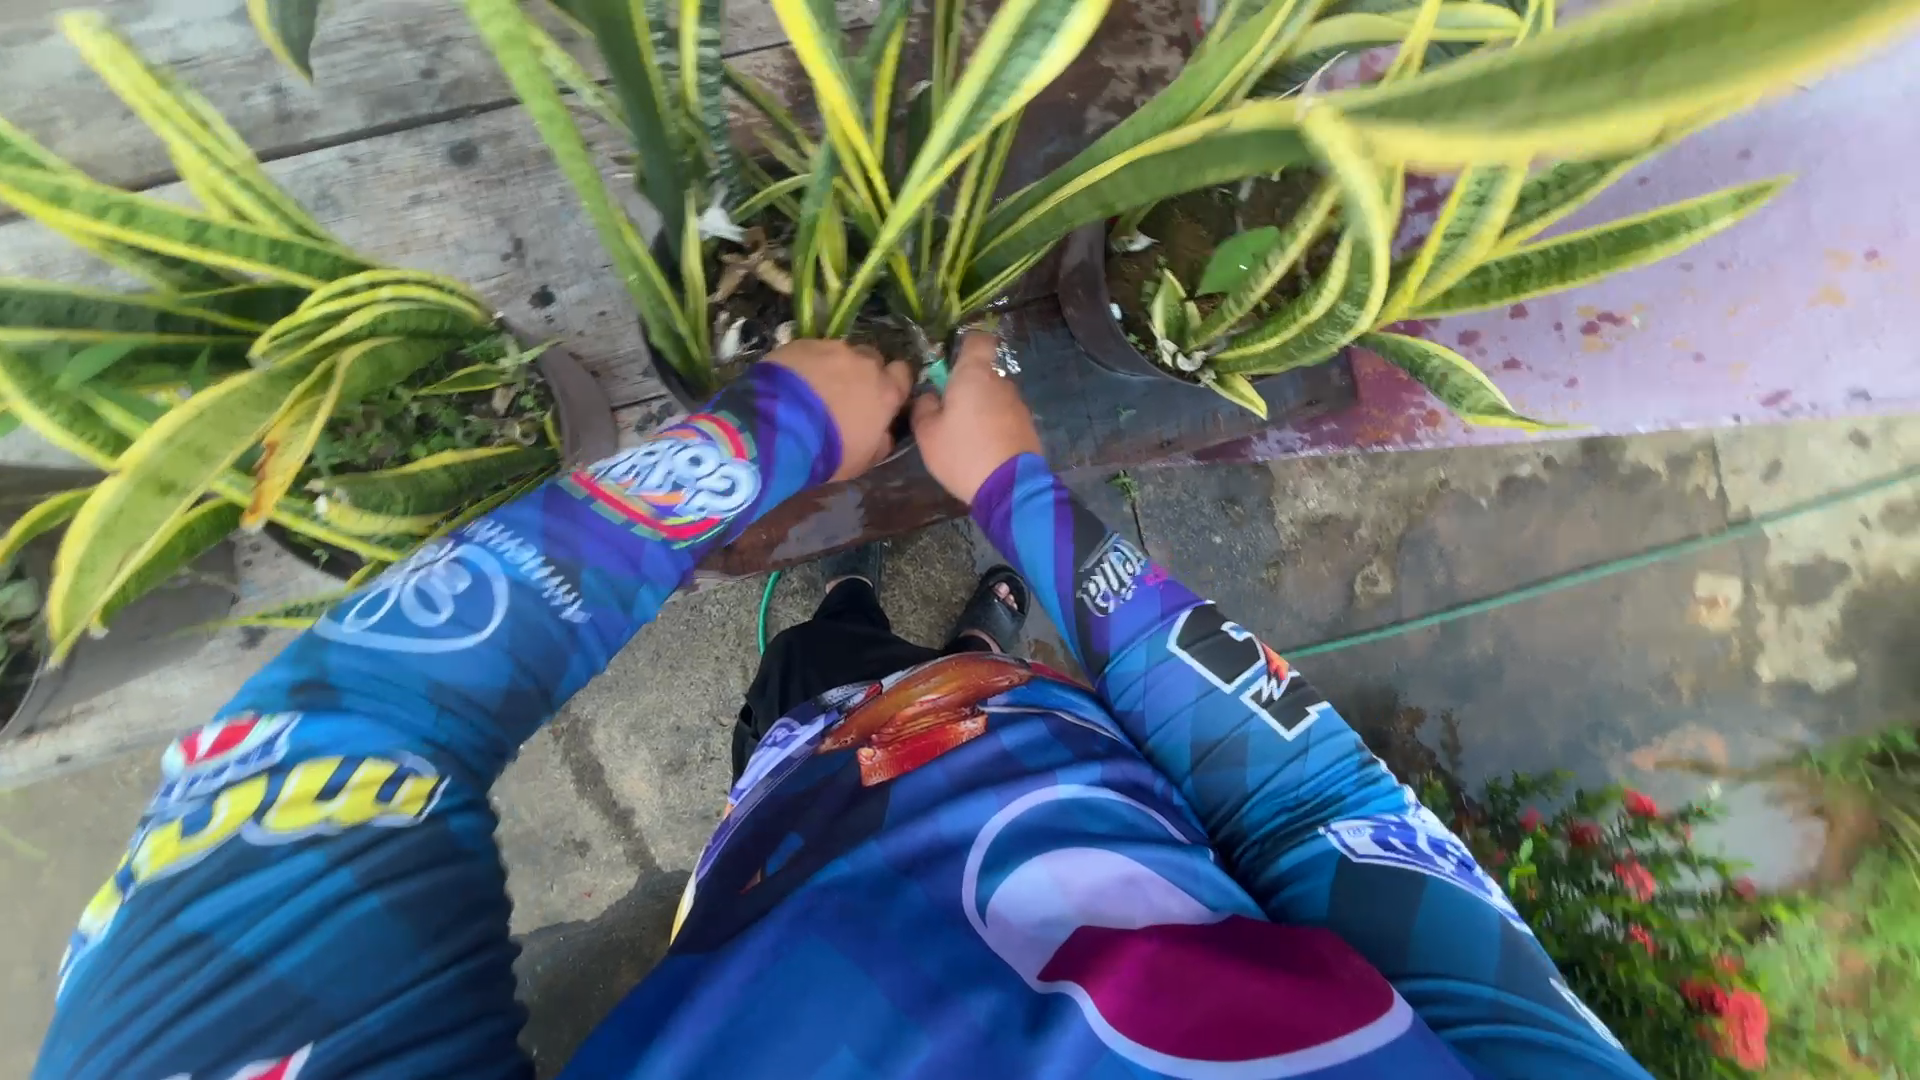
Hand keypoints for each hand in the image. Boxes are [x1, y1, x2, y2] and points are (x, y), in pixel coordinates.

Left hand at [765, 339, 913, 481]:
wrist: (778, 429)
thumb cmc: (829, 452)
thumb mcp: (864, 460)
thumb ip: (882, 442)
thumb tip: (886, 432)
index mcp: (886, 392)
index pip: (903, 374)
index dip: (893, 383)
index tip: (880, 396)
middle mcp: (865, 364)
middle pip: (872, 359)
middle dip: (863, 373)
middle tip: (845, 393)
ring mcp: (833, 349)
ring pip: (842, 353)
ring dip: (834, 366)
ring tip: (814, 387)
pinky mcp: (803, 343)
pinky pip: (813, 350)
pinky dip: (808, 363)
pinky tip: (794, 381)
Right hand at [911, 332, 1042, 504]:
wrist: (1010, 488)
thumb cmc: (962, 454)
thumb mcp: (927, 434)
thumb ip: (924, 407)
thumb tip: (931, 397)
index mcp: (974, 375)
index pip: (978, 339)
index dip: (966, 344)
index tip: (952, 361)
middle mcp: (1001, 383)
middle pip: (982, 374)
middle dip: (966, 389)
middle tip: (948, 416)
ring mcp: (1018, 405)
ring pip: (993, 398)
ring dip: (980, 411)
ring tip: (966, 440)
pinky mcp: (1028, 427)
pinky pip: (1005, 419)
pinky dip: (994, 428)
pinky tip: (983, 451)